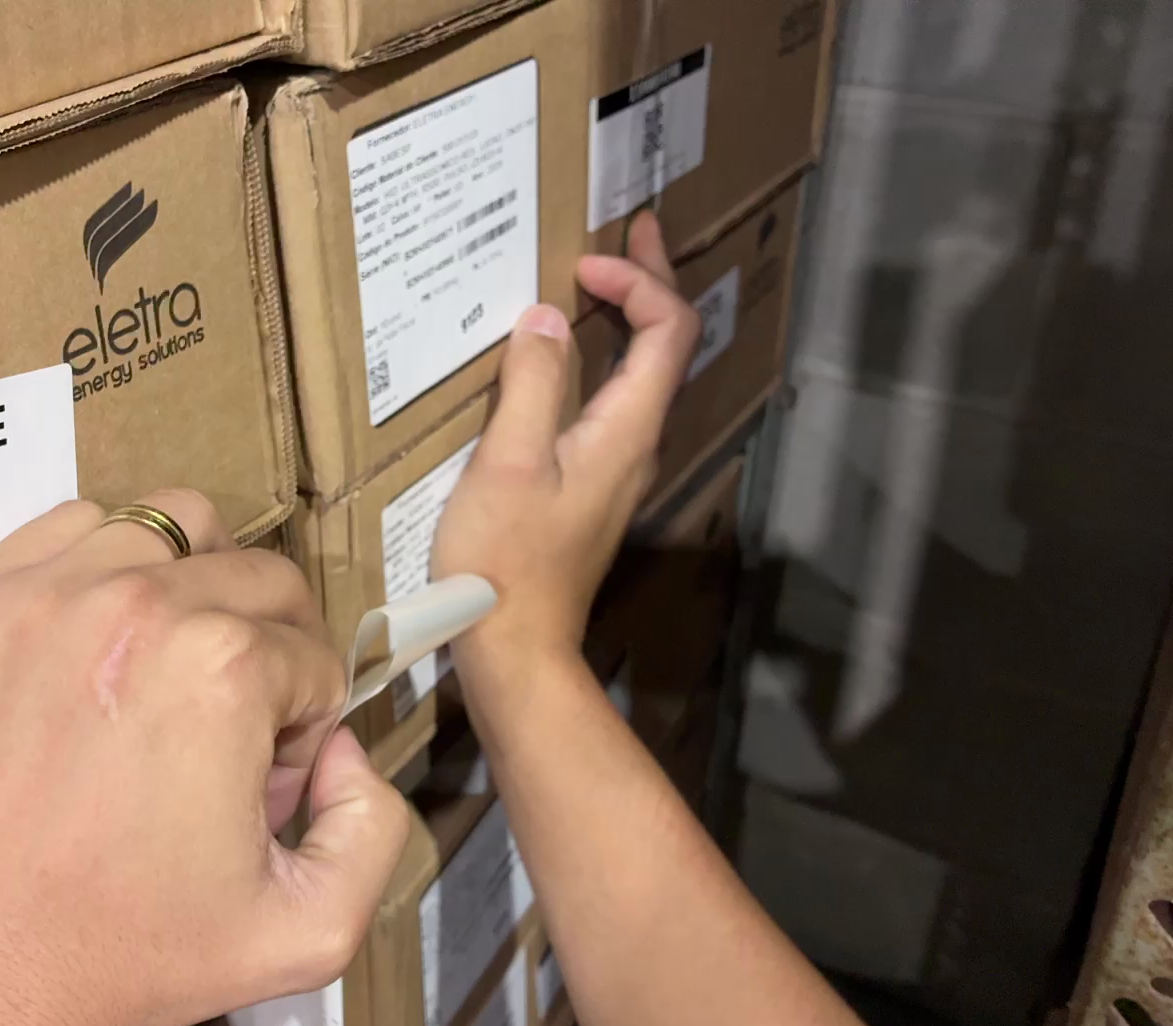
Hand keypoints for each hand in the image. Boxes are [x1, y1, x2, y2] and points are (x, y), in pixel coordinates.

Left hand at [0, 490, 410, 1025]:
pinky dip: (110, 561)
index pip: (313, 657)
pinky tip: (102, 632)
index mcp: (226, 670)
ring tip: (173, 661)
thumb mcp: (310, 928)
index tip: (262, 777)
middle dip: (273, 648)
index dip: (304, 723)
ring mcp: (51, 591)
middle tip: (232, 722)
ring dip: (202, 587)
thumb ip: (374, 823)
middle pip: (264, 581)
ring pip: (180, 529)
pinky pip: (78, 525)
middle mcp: (144, 606)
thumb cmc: (133, 957)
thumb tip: (345, 745)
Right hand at [432, 212, 700, 669]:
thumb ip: (530, 383)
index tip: (581, 266)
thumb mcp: (507, 462)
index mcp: (626, 430)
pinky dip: (598, 364)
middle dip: (648, 285)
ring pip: (640, 379)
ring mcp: (616, 471)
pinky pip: (610, 408)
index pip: (668, 330)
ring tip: (597, 285)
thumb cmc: (505, 558)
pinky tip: (562, 363)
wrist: (514, 643)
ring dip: (626, 323)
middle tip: (629, 233)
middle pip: (666, 349)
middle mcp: (636, 446)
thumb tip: (545, 318)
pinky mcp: (590, 489)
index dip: (637, 282)